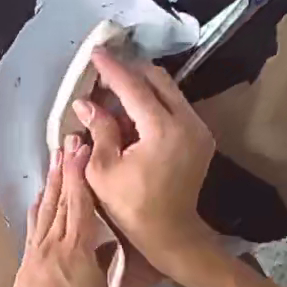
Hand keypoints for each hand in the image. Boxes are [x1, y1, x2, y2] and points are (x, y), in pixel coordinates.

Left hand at [0, 135, 115, 286]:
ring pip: (45, 211)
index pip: (81, 204)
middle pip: (60, 200)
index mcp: (76, 252)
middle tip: (69, 141)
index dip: (82, 174)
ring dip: (52, 184)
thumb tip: (119, 250)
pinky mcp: (26, 265)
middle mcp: (52, 246)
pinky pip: (34, 228)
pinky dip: (39, 209)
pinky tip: (40, 200)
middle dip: (65, 170)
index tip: (85, 147)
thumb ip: (114, 273)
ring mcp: (36, 254)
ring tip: (56, 159)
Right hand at [74, 48, 221, 281]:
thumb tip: (86, 103)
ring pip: (169, 92)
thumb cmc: (131, 207)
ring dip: (141, 87)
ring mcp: (198, 129)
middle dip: (129, 72)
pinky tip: (131, 111)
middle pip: (158, 80)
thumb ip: (99, 130)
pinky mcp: (200, 138)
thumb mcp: (103, 170)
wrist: (170, 233)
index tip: (95, 53)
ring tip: (112, 90)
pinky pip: (174, 108)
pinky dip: (152, 103)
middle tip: (103, 71)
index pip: (134, 87)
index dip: (112, 69)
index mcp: (163, 130)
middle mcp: (187, 122)